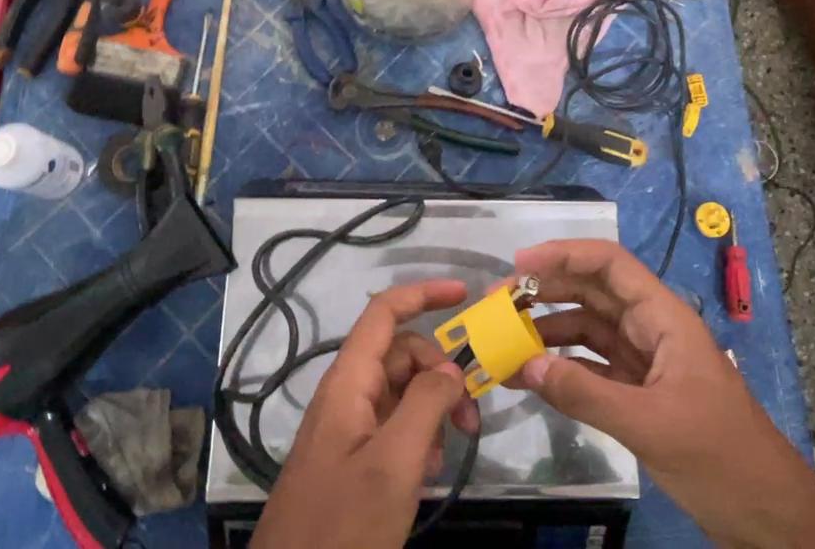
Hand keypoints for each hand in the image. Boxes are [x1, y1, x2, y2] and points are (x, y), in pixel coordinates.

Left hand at [251, 280, 480, 548]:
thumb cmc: (343, 521)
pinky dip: (419, 438)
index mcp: (348, 381)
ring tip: (446, 453)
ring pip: (402, 392)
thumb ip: (426, 405)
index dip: (422, 294)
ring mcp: (349, 426)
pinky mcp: (353, 457)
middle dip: (440, 373)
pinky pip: (394, 426)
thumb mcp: (394, 462)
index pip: (384, 313)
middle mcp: (347, 394)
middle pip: (401, 355)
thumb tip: (450, 370)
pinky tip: (425, 472)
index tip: (464, 294)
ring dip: (433, 410)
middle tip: (470, 417)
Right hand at [508, 240, 814, 548]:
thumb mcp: (650, 424)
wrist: (769, 516)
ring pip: (589, 331)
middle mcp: (652, 330)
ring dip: (548, 332)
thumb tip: (524, 365)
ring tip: (503, 340)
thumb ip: (585, 393)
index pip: (610, 265)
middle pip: (593, 293)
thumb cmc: (720, 456)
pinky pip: (593, 369)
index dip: (564, 255)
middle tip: (496, 304)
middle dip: (546, 292)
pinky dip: (562, 369)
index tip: (518, 264)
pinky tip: (530, 376)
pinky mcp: (641, 396)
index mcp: (665, 319)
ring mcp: (647, 363)